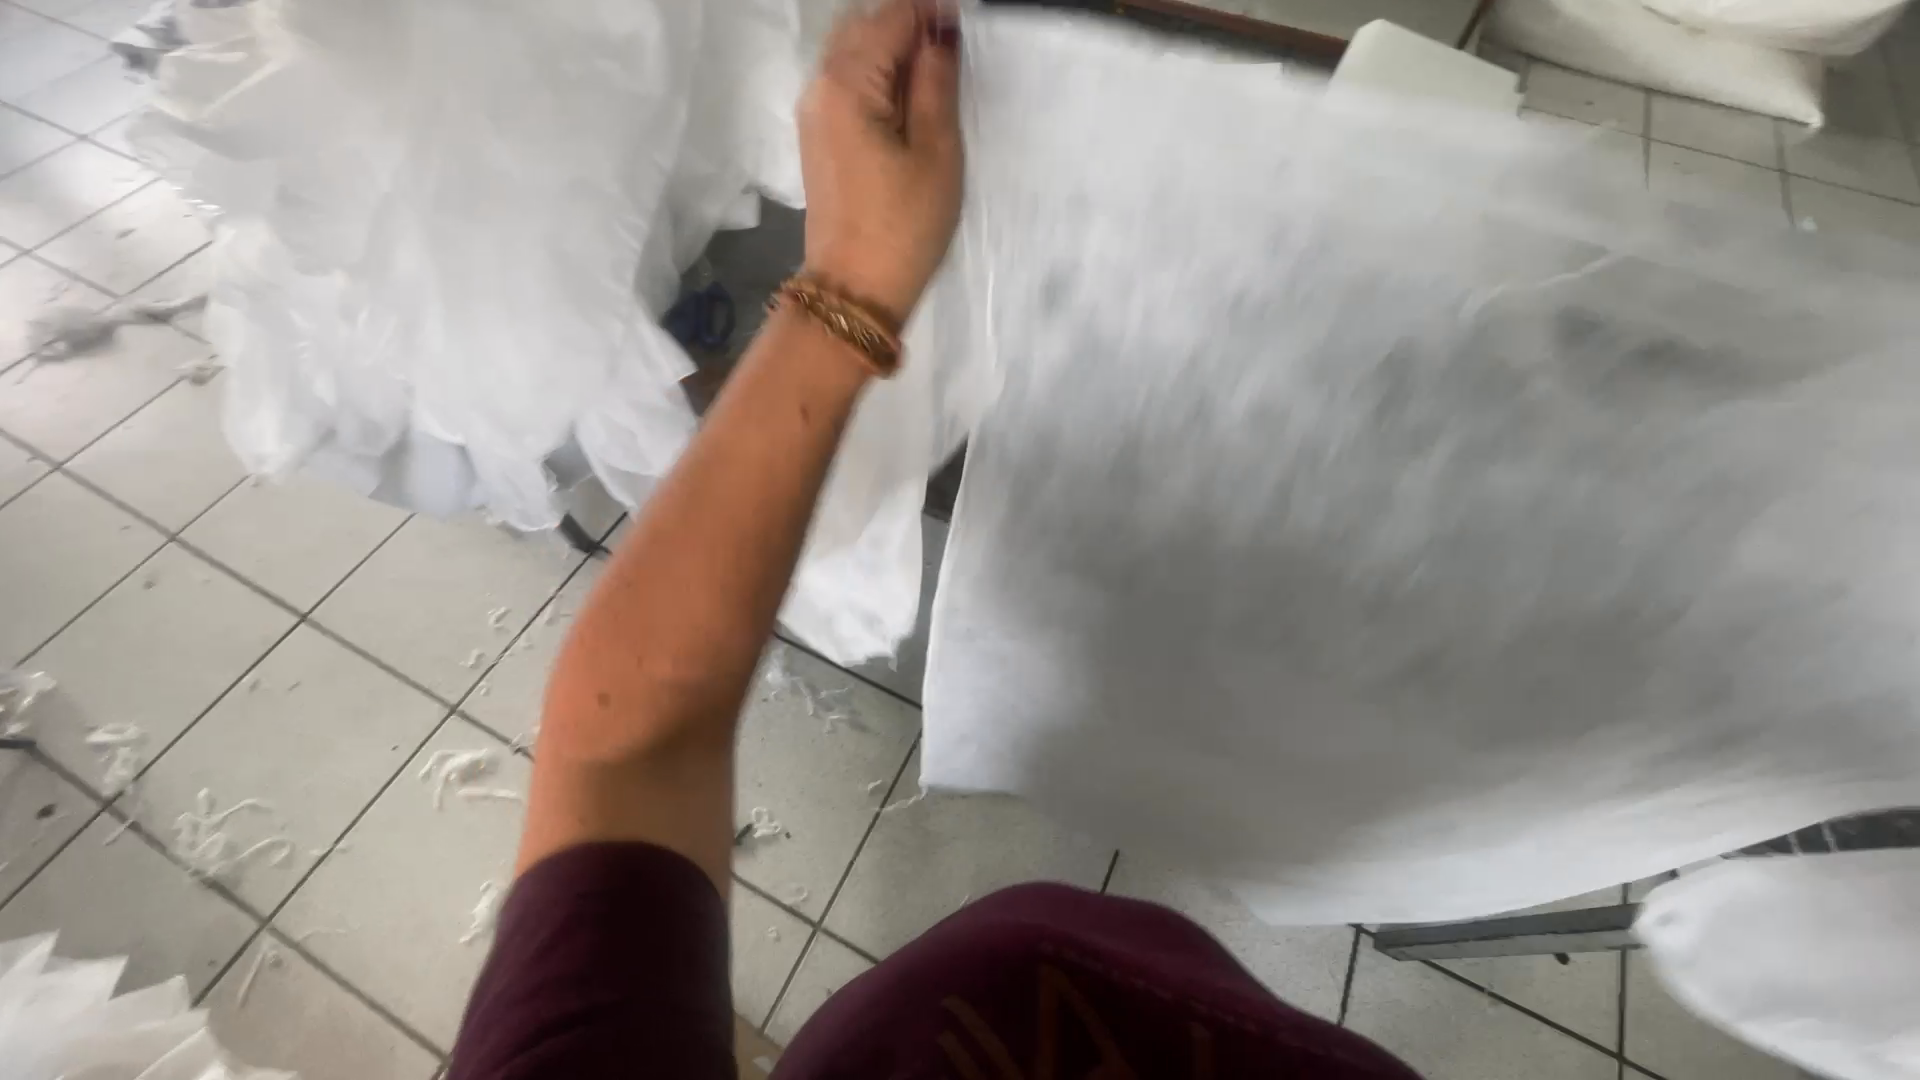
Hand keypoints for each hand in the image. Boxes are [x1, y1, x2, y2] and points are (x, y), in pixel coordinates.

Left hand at [798, 0, 962, 327]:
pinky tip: (903, 114)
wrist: (855, 290)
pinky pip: (844, 88)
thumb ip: (936, 83)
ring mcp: (812, 115)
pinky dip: (874, 84)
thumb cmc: (904, 227)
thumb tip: (939, 35)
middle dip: (906, 31)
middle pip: (862, 27)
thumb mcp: (936, 152)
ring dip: (890, 58)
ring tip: (930, 92)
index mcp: (847, 82)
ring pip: (851, 56)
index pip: (890, 16)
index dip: (930, 16)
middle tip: (947, 63)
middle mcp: (818, 87)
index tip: (961, 33)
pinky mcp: (816, 141)